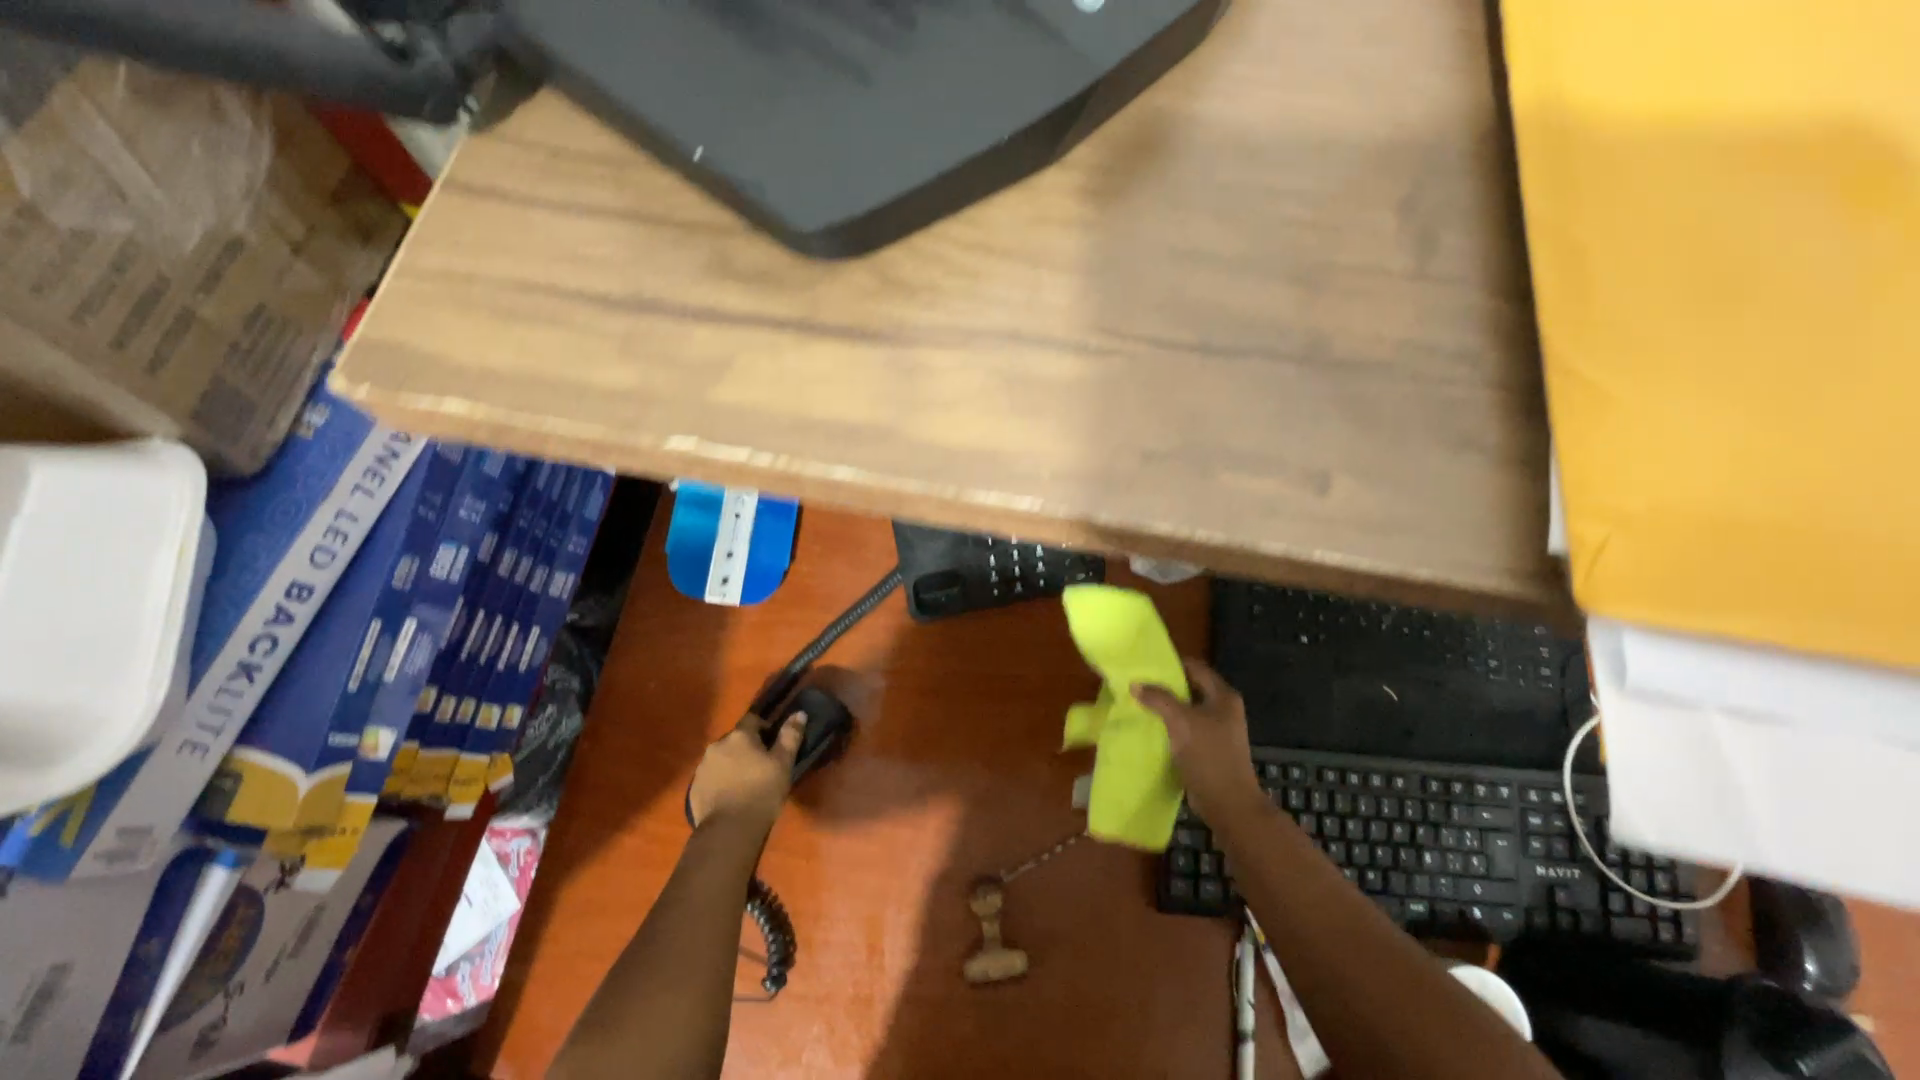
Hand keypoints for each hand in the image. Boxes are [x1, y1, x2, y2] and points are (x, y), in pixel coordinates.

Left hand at [687, 711, 806, 828]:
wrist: (729, 829)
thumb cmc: (762, 792)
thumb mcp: (783, 764)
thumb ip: (790, 736)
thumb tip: (799, 713)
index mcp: (740, 736)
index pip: (752, 719)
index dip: (764, 728)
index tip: (773, 745)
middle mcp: (717, 745)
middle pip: (735, 739)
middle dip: (747, 747)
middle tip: (761, 767)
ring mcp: (702, 766)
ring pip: (722, 757)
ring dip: (732, 763)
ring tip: (745, 783)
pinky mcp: (694, 786)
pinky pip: (711, 776)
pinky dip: (720, 780)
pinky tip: (730, 796)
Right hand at [1133, 660, 1263, 823]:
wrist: (1228, 801)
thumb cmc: (1208, 755)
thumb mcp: (1181, 721)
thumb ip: (1159, 699)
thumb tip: (1135, 684)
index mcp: (1223, 696)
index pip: (1196, 668)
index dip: (1173, 664)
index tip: (1146, 665)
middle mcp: (1223, 709)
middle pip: (1191, 688)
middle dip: (1166, 687)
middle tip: (1139, 685)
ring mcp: (1218, 730)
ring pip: (1187, 710)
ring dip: (1166, 708)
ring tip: (1139, 704)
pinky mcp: (1209, 748)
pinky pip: (1186, 730)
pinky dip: (1170, 727)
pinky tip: (1150, 729)